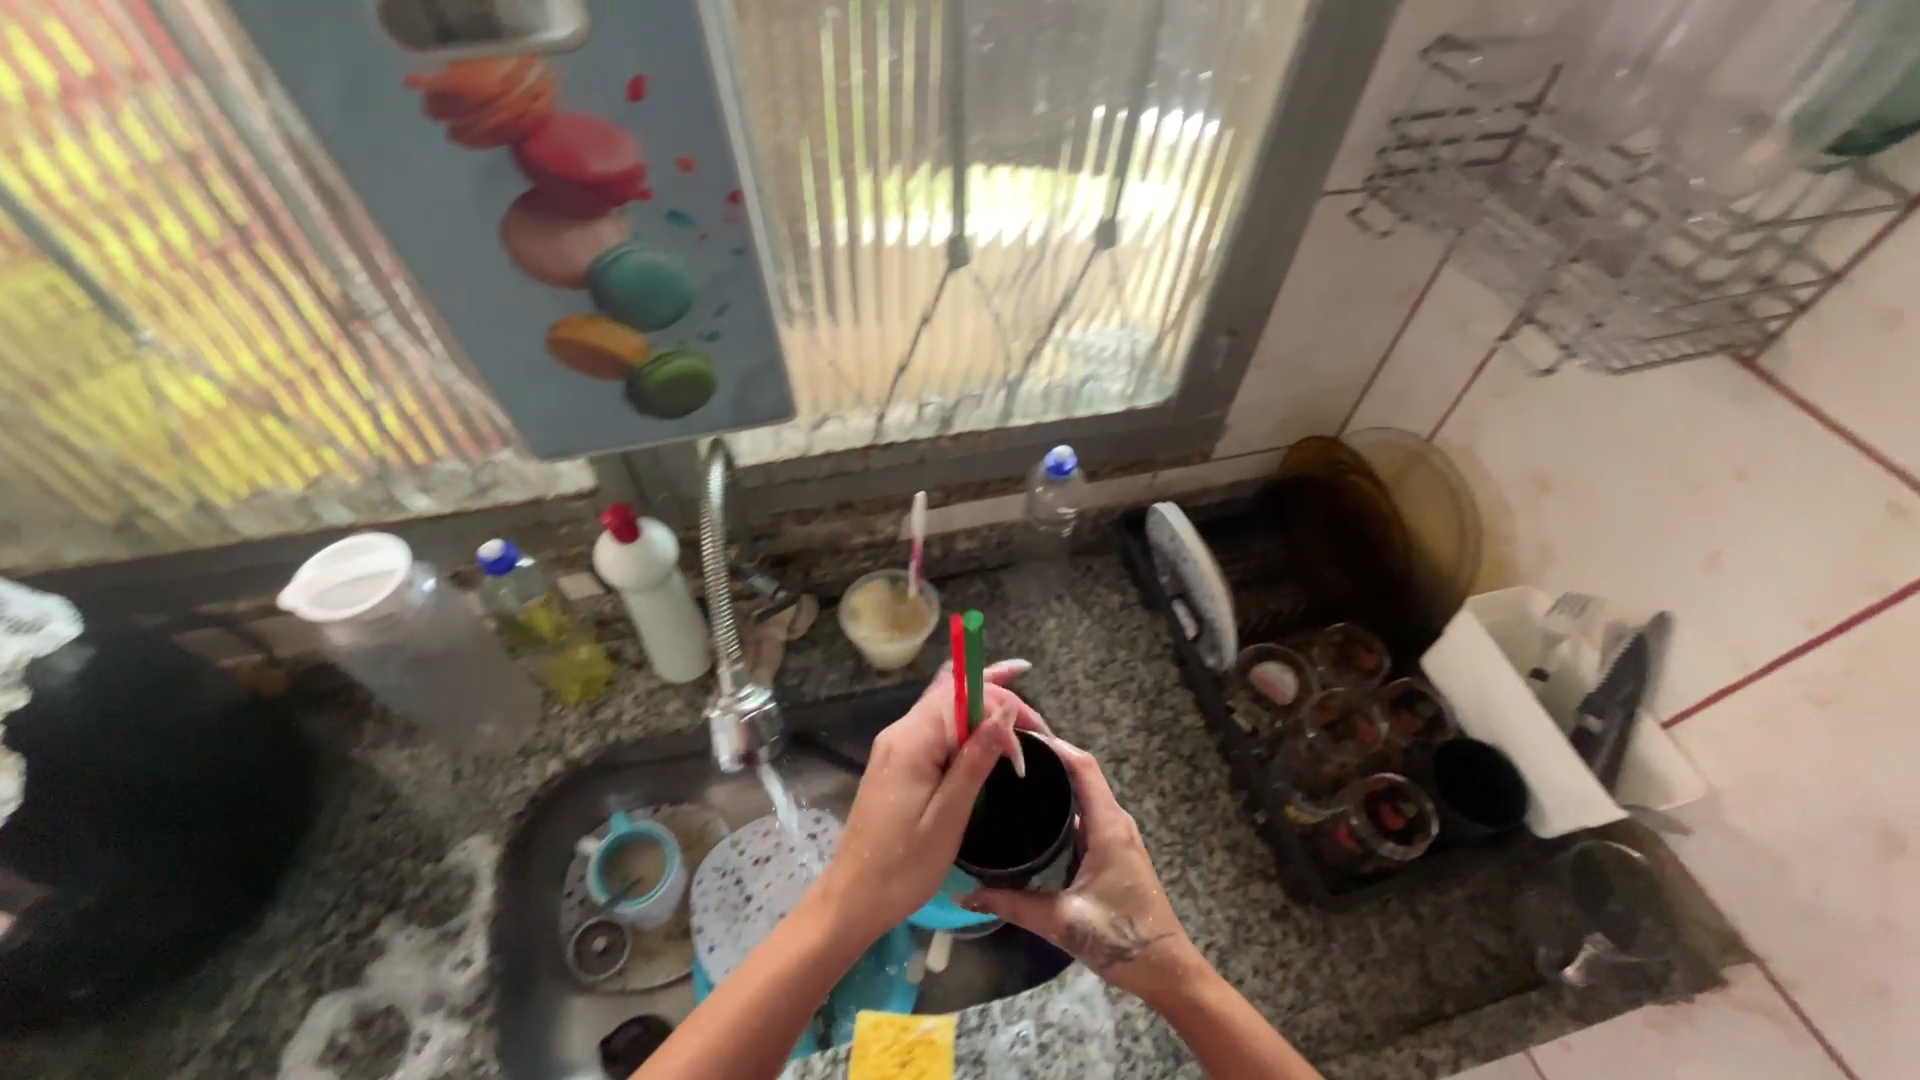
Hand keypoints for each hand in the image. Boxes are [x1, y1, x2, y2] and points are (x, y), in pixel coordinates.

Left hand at [812, 660, 1051, 943]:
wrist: (854, 898)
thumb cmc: (904, 866)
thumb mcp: (949, 816)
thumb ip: (976, 759)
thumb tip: (1006, 710)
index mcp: (911, 742)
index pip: (963, 695)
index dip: (1002, 705)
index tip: (1035, 739)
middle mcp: (900, 733)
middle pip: (952, 693)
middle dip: (997, 697)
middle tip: (1038, 724)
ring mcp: (895, 746)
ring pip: (944, 708)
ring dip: (984, 707)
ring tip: (1021, 706)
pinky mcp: (898, 762)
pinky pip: (936, 729)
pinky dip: (966, 726)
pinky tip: (986, 730)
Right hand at [959, 737, 1205, 1005]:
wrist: (1167, 971)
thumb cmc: (1122, 938)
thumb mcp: (1061, 922)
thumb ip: (1012, 904)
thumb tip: (966, 894)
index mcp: (1108, 826)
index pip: (1082, 766)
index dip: (1053, 744)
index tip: (1017, 735)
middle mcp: (1114, 821)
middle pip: (1081, 774)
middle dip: (1046, 760)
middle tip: (1003, 757)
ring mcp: (1116, 836)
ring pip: (1083, 795)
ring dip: (1054, 784)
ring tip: (1012, 779)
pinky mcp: (1114, 852)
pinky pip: (1085, 815)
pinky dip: (1062, 807)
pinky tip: (1034, 817)